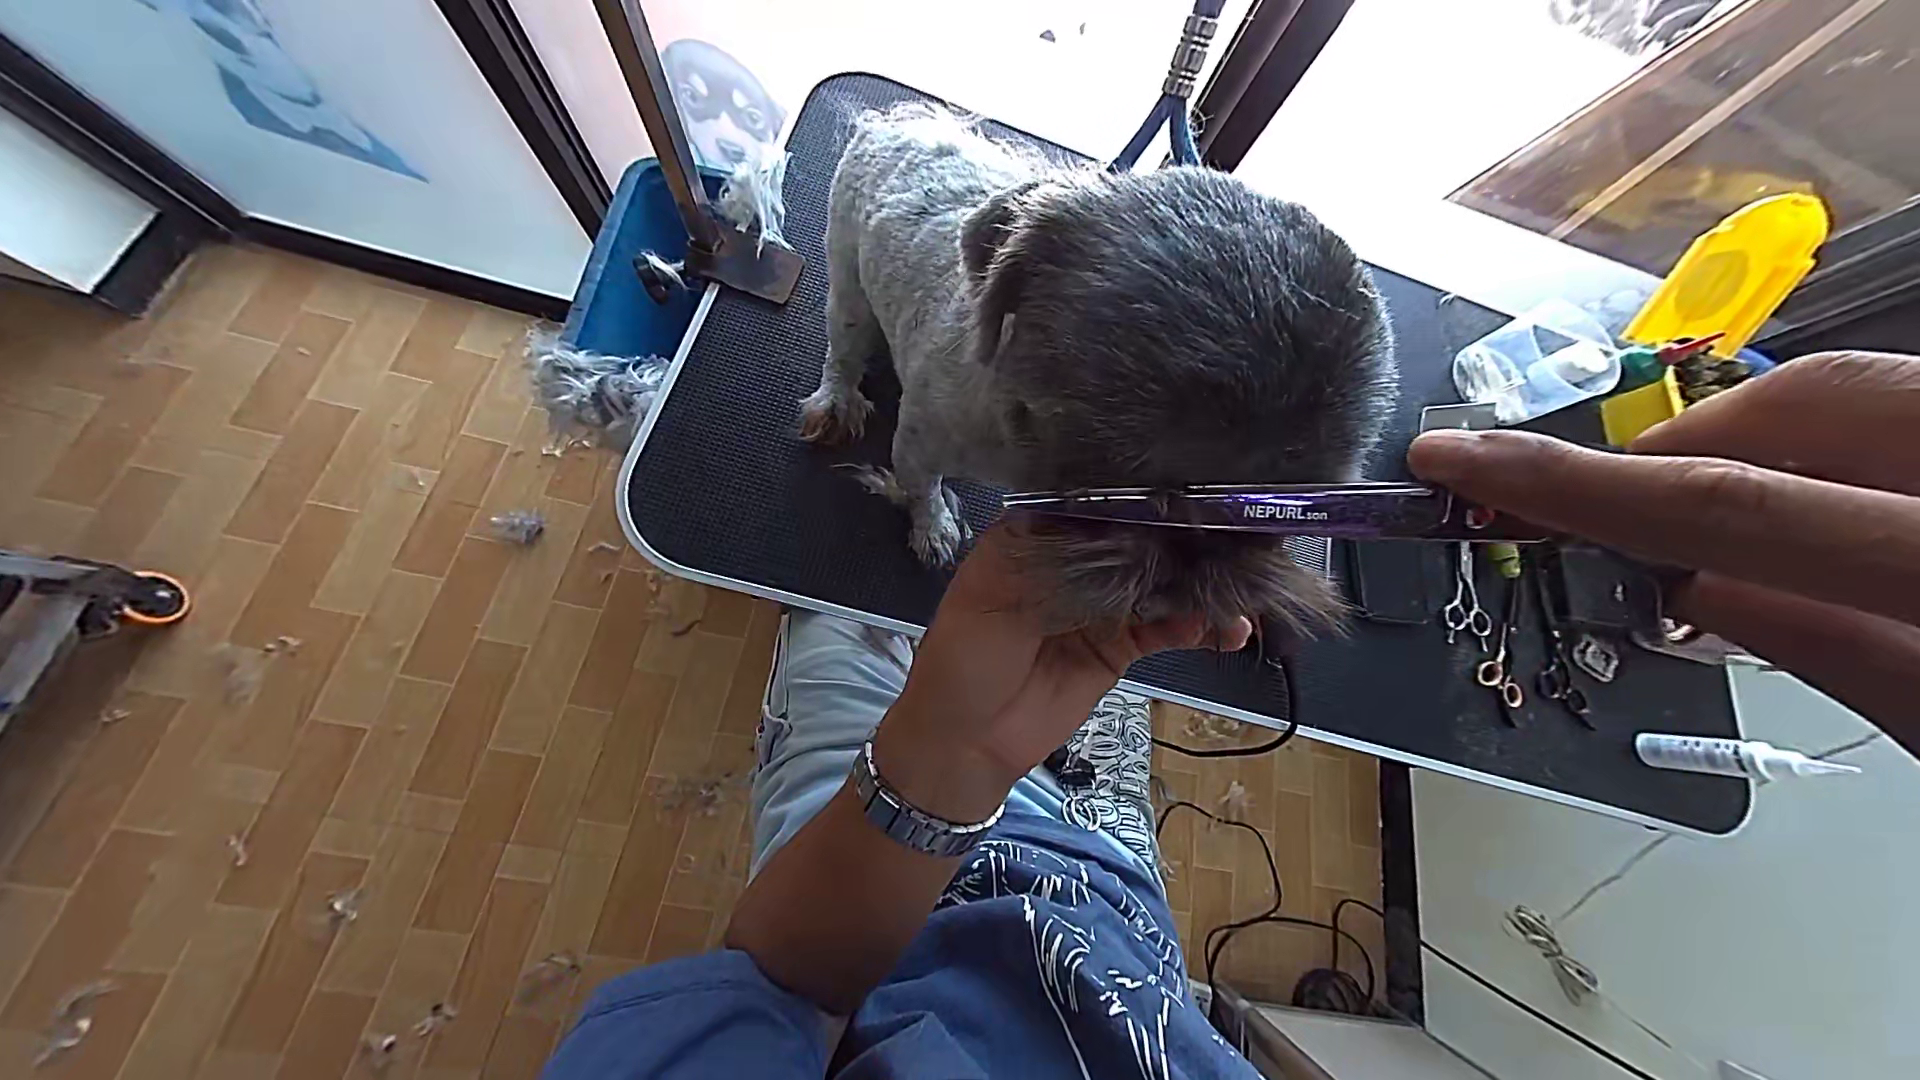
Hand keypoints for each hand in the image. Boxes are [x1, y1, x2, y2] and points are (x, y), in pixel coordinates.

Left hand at [874, 522, 1253, 821]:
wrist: (968, 738)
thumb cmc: (965, 657)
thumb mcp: (992, 597)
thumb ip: (1057, 567)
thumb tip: (1125, 541)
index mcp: (1035, 538)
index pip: (1091, 507)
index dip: (1134, 500)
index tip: (1185, 489)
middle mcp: (1073, 564)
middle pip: (1132, 542)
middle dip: (1177, 539)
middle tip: (1232, 532)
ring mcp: (1099, 605)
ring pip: (1156, 584)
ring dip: (1196, 583)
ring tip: (1240, 580)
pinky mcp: (1118, 646)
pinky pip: (1164, 630)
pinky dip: (1195, 628)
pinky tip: (1227, 628)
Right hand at [1408, 351, 1919, 737]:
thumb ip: (1836, 648)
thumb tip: (1689, 585)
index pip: (1717, 506)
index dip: (1560, 480)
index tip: (1448, 455)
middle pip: (1806, 403)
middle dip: (1683, 448)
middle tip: (1644, 515)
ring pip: (1876, 384)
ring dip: (1764, 445)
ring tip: (1759, 522)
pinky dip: (1851, 447)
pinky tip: (1853, 511)